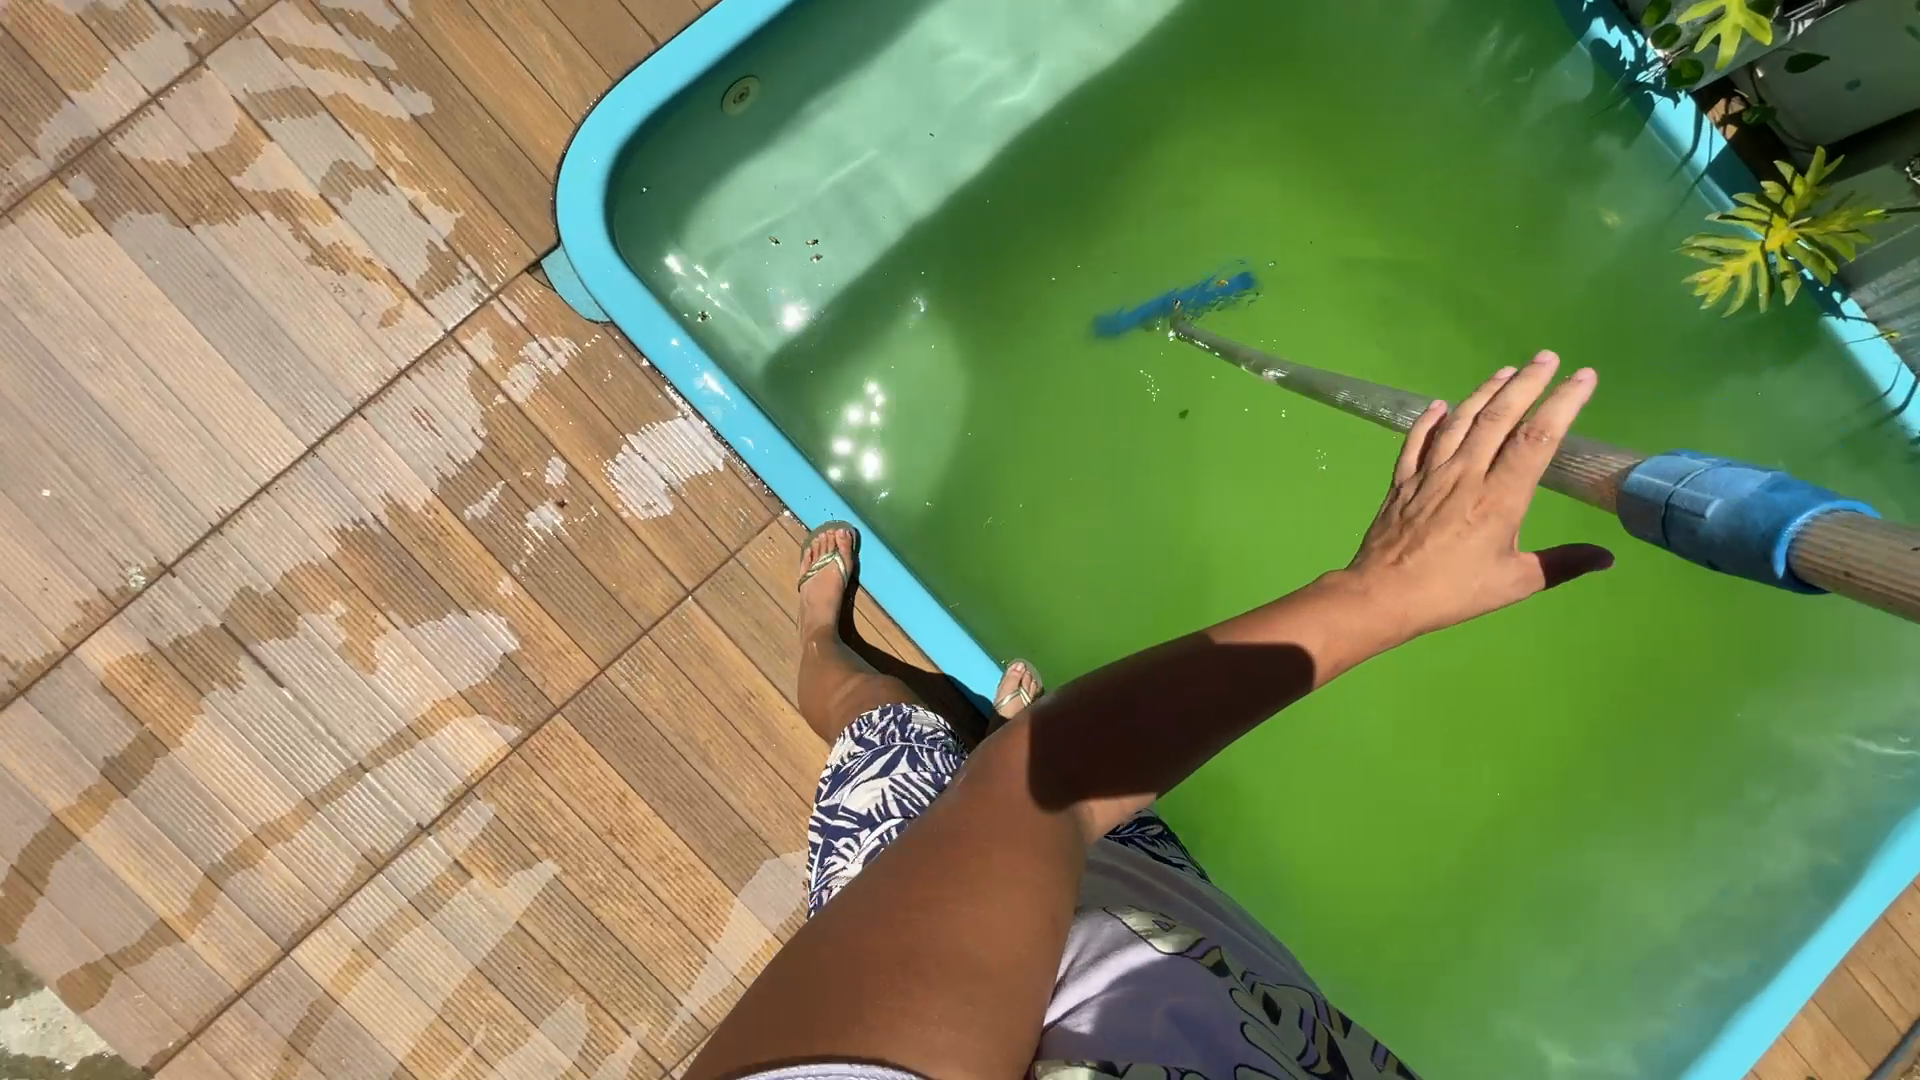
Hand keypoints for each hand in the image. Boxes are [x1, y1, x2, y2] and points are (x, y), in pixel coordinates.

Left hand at [1341, 350, 1613, 641]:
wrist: (1382, 592)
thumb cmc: (1451, 591)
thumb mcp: (1515, 582)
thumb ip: (1562, 564)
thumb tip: (1607, 557)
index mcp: (1500, 497)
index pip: (1537, 438)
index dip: (1563, 404)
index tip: (1583, 378)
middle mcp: (1464, 476)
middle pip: (1498, 419)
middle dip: (1525, 384)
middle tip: (1546, 358)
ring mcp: (1427, 477)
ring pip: (1458, 424)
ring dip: (1482, 394)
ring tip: (1504, 372)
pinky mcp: (1399, 485)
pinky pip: (1414, 444)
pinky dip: (1427, 422)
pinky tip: (1439, 406)